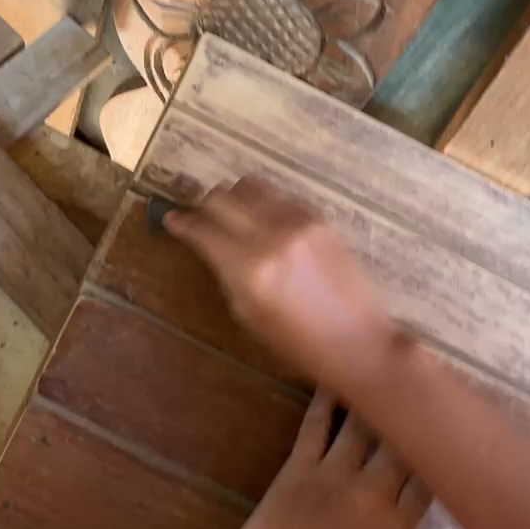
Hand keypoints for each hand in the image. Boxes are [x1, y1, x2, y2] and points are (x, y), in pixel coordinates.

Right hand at [164, 178, 397, 390]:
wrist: (358, 340)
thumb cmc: (296, 342)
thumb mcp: (246, 314)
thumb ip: (224, 272)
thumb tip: (208, 244)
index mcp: (247, 268)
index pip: (201, 229)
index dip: (180, 222)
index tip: (171, 218)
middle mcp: (269, 235)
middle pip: (221, 197)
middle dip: (203, 204)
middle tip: (199, 216)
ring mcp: (298, 221)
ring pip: (250, 186)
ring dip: (233, 196)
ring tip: (231, 213)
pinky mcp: (319, 218)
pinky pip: (279, 196)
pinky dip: (263, 202)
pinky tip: (264, 220)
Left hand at [216, 390, 430, 528]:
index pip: (429, 480)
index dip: (439, 454)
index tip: (447, 431)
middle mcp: (372, 494)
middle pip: (403, 444)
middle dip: (414, 417)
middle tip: (422, 387)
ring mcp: (334, 475)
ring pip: (363, 426)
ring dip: (375, 399)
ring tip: (384, 370)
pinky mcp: (298, 466)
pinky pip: (316, 425)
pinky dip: (326, 399)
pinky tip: (332, 377)